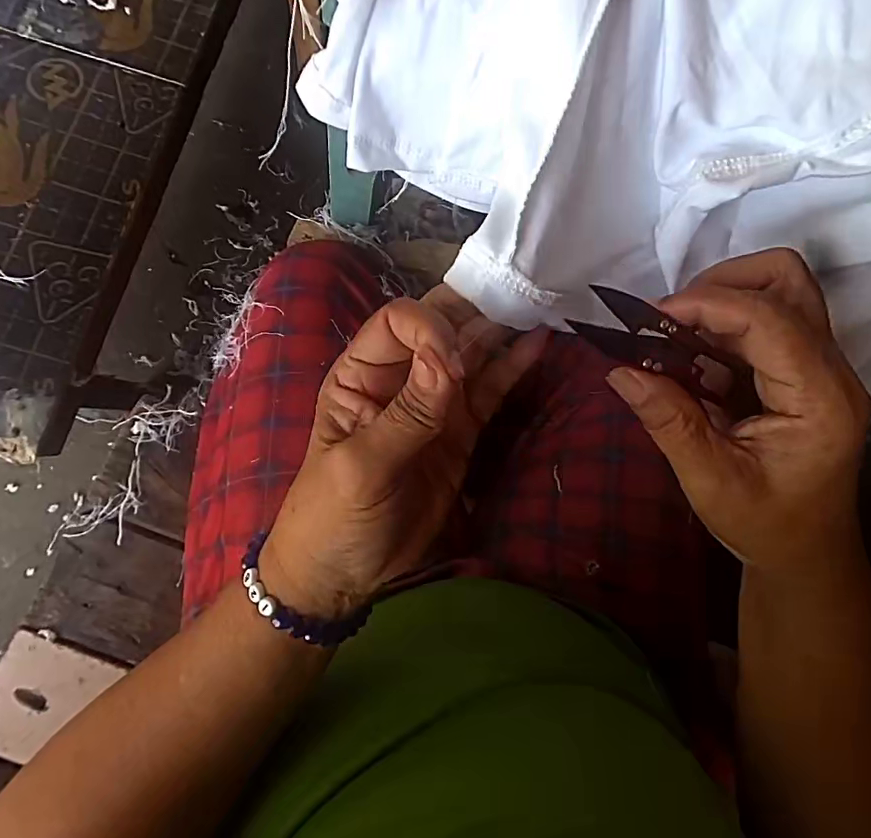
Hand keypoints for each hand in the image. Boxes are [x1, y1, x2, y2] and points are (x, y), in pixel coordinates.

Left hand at [261, 292, 547, 618]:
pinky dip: (512, 368)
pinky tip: (538, 343)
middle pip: (438, 327)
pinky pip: (489, 392)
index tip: (456, 363)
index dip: (430, 329)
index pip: (398, 323)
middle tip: (518, 293)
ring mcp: (433, 403)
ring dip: (501, 330)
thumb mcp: (361, 467)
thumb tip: (452, 361)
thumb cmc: (332, 516)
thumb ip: (408, 415)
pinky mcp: (461, 431)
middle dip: (474, 308)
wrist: (343, 575)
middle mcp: (398, 377)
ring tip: (538, 304)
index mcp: (360, 374)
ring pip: (470, 354)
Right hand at [605, 249, 870, 574]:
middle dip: (721, 283)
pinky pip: (764, 314)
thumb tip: (621, 370)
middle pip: (786, 280)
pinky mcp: (800, 366)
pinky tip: (691, 351)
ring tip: (677, 332)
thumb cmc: (767, 525)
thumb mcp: (710, 481)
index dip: (706, 304)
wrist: (807, 552)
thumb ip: (669, 422)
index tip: (650, 319)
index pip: (769, 318)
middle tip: (671, 319)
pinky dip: (721, 318)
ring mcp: (819, 364)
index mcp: (819, 399)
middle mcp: (829, 369)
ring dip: (721, 295)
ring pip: (779, 287)